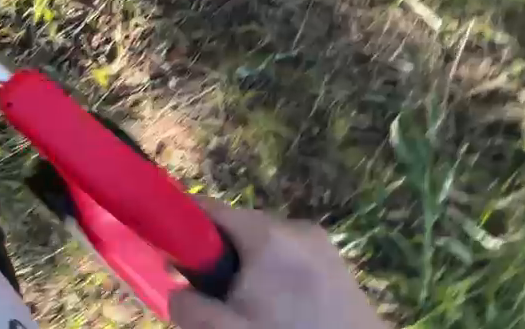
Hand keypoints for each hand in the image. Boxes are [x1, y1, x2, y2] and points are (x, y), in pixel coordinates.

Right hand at [169, 200, 386, 328]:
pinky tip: (287, 320)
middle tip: (224, 304)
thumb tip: (179, 289)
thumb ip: (186, 303)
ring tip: (258, 317)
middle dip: (220, 262)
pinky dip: (279, 286)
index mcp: (269, 234)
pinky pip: (291, 265)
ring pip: (263, 250)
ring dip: (251, 277)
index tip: (181, 271)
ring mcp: (327, 251)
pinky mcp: (345, 273)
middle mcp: (299, 229)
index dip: (183, 236)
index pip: (203, 208)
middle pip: (234, 230)